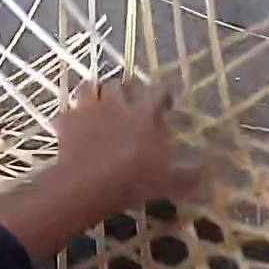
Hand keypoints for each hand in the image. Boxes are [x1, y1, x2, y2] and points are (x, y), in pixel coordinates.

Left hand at [50, 79, 200, 217]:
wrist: (89, 185)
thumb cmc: (134, 179)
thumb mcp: (169, 181)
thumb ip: (187, 174)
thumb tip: (203, 173)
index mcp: (144, 113)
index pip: (158, 91)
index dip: (163, 95)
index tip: (165, 105)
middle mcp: (116, 104)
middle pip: (119, 84)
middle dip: (123, 91)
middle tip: (127, 105)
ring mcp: (88, 111)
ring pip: (89, 88)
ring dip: (93, 95)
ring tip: (97, 107)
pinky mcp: (66, 124)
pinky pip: (65, 115)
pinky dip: (68, 121)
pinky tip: (71, 130)